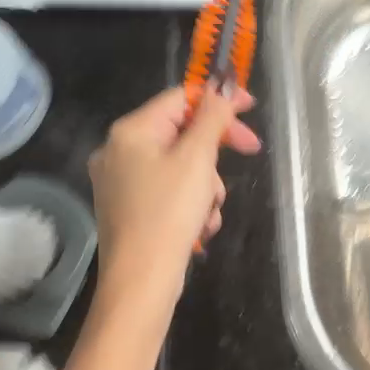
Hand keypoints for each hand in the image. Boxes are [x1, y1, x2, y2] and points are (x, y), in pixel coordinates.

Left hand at [89, 84, 261, 303]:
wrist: (140, 285)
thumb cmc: (169, 213)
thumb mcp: (198, 158)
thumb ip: (213, 116)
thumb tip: (224, 84)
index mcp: (130, 131)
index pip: (181, 97)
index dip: (218, 99)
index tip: (251, 108)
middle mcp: (118, 150)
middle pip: (181, 130)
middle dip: (215, 147)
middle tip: (251, 150)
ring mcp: (120, 181)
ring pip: (180, 162)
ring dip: (206, 181)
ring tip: (211, 208)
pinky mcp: (127, 208)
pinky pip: (168, 187)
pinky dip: (190, 200)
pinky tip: (200, 224)